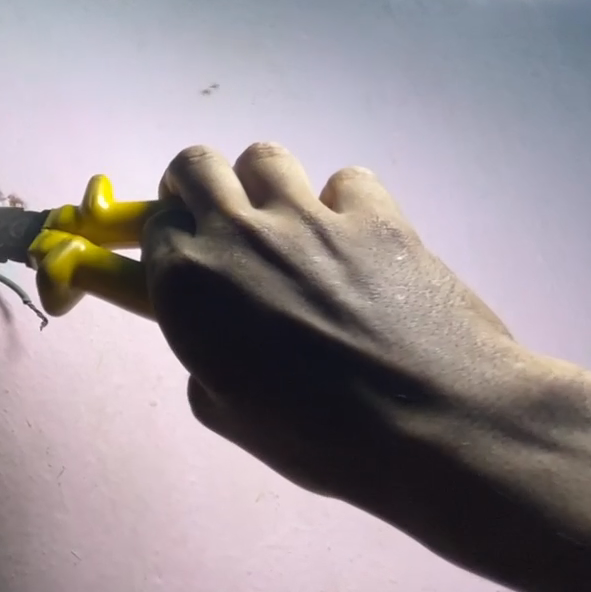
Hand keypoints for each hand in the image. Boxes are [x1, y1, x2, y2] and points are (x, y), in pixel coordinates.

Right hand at [140, 142, 535, 506]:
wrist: (435, 427)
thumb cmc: (314, 434)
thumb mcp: (221, 410)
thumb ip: (200, 358)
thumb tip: (215, 345)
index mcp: (185, 279)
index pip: (155, 225)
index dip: (169, 239)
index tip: (182, 258)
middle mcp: (235, 232)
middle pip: (195, 165)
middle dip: (193, 183)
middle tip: (210, 212)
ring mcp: (307, 218)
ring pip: (264, 157)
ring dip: (262, 182)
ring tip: (281, 218)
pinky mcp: (375, 217)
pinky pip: (348, 180)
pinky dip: (345, 202)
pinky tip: (355, 238)